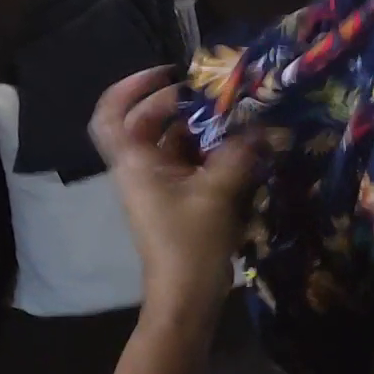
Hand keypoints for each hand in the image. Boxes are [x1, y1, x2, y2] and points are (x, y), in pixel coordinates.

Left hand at [90, 66, 259, 322]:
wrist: (185, 300)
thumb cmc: (189, 244)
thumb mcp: (217, 193)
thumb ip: (238, 153)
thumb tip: (262, 126)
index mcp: (134, 162)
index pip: (111, 113)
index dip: (131, 86)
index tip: (168, 73)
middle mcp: (139, 168)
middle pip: (148, 121)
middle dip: (180, 104)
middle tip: (215, 96)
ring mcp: (157, 184)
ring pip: (172, 141)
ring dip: (199, 127)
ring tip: (234, 116)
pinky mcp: (176, 198)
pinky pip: (187, 160)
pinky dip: (208, 149)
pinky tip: (238, 145)